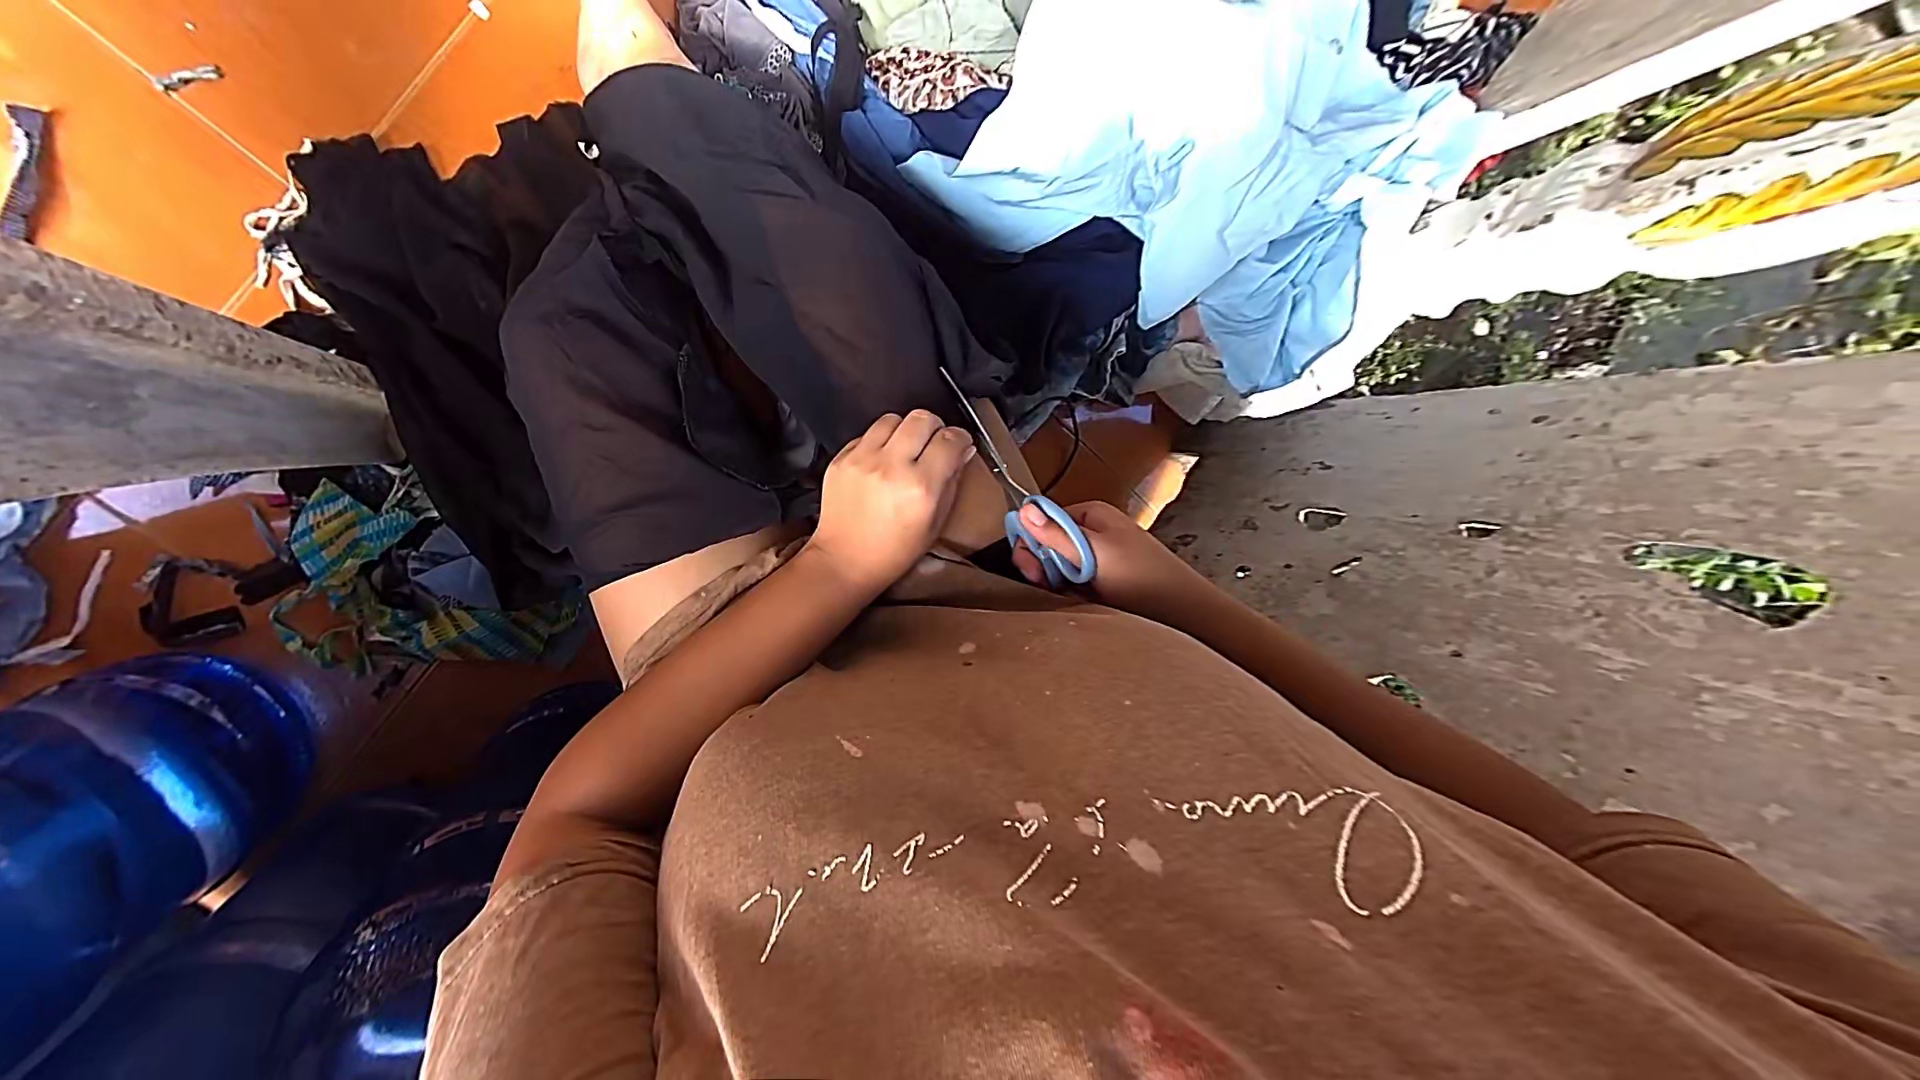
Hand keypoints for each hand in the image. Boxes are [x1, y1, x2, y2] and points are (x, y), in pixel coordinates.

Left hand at [806, 411, 976, 591]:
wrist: (845, 561)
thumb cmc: (893, 551)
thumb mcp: (935, 523)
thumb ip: (951, 483)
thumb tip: (962, 452)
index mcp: (920, 487)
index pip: (950, 440)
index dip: (960, 438)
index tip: (959, 443)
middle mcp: (891, 467)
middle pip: (922, 419)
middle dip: (934, 428)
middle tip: (934, 443)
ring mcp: (863, 460)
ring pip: (893, 419)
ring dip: (904, 430)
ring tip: (905, 450)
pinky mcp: (841, 459)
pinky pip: (867, 434)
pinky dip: (879, 442)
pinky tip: (881, 462)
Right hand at [1012, 501, 1210, 620]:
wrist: (1179, 609)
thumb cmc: (1143, 576)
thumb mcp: (1092, 552)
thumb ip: (1055, 533)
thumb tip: (1025, 510)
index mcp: (1089, 514)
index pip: (1042, 520)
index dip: (1031, 543)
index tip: (1032, 568)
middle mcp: (1091, 532)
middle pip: (1047, 545)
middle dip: (1044, 567)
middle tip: (1052, 584)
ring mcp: (1095, 557)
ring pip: (1057, 568)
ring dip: (1058, 584)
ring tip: (1074, 593)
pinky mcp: (1100, 580)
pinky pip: (1071, 585)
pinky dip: (1071, 594)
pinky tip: (1082, 601)